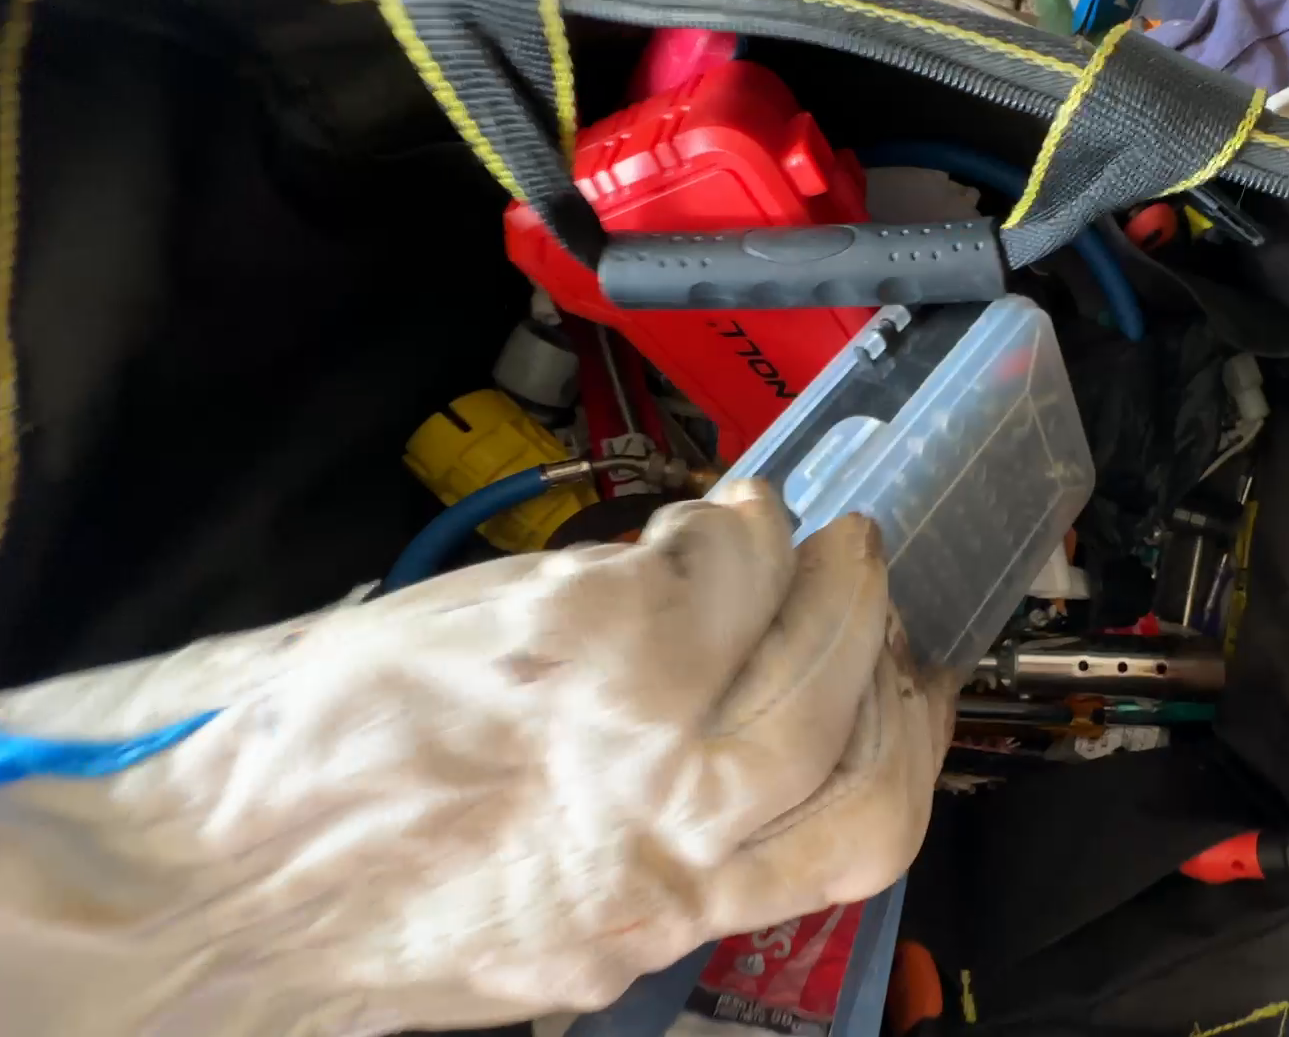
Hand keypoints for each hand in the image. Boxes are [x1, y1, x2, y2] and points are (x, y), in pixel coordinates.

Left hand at [0, 480, 957, 1035]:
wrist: (215, 883)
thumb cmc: (406, 894)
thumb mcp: (589, 923)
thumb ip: (714, 846)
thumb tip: (815, 731)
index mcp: (689, 898)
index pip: (873, 825)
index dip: (913, 731)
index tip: (908, 669)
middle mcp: (674, 828)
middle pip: (845, 717)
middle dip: (865, 618)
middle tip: (856, 560)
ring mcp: (623, 729)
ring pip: (792, 628)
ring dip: (806, 558)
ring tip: (775, 527)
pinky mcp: (566, 639)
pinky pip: (707, 560)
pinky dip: (726, 526)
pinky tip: (693, 526)